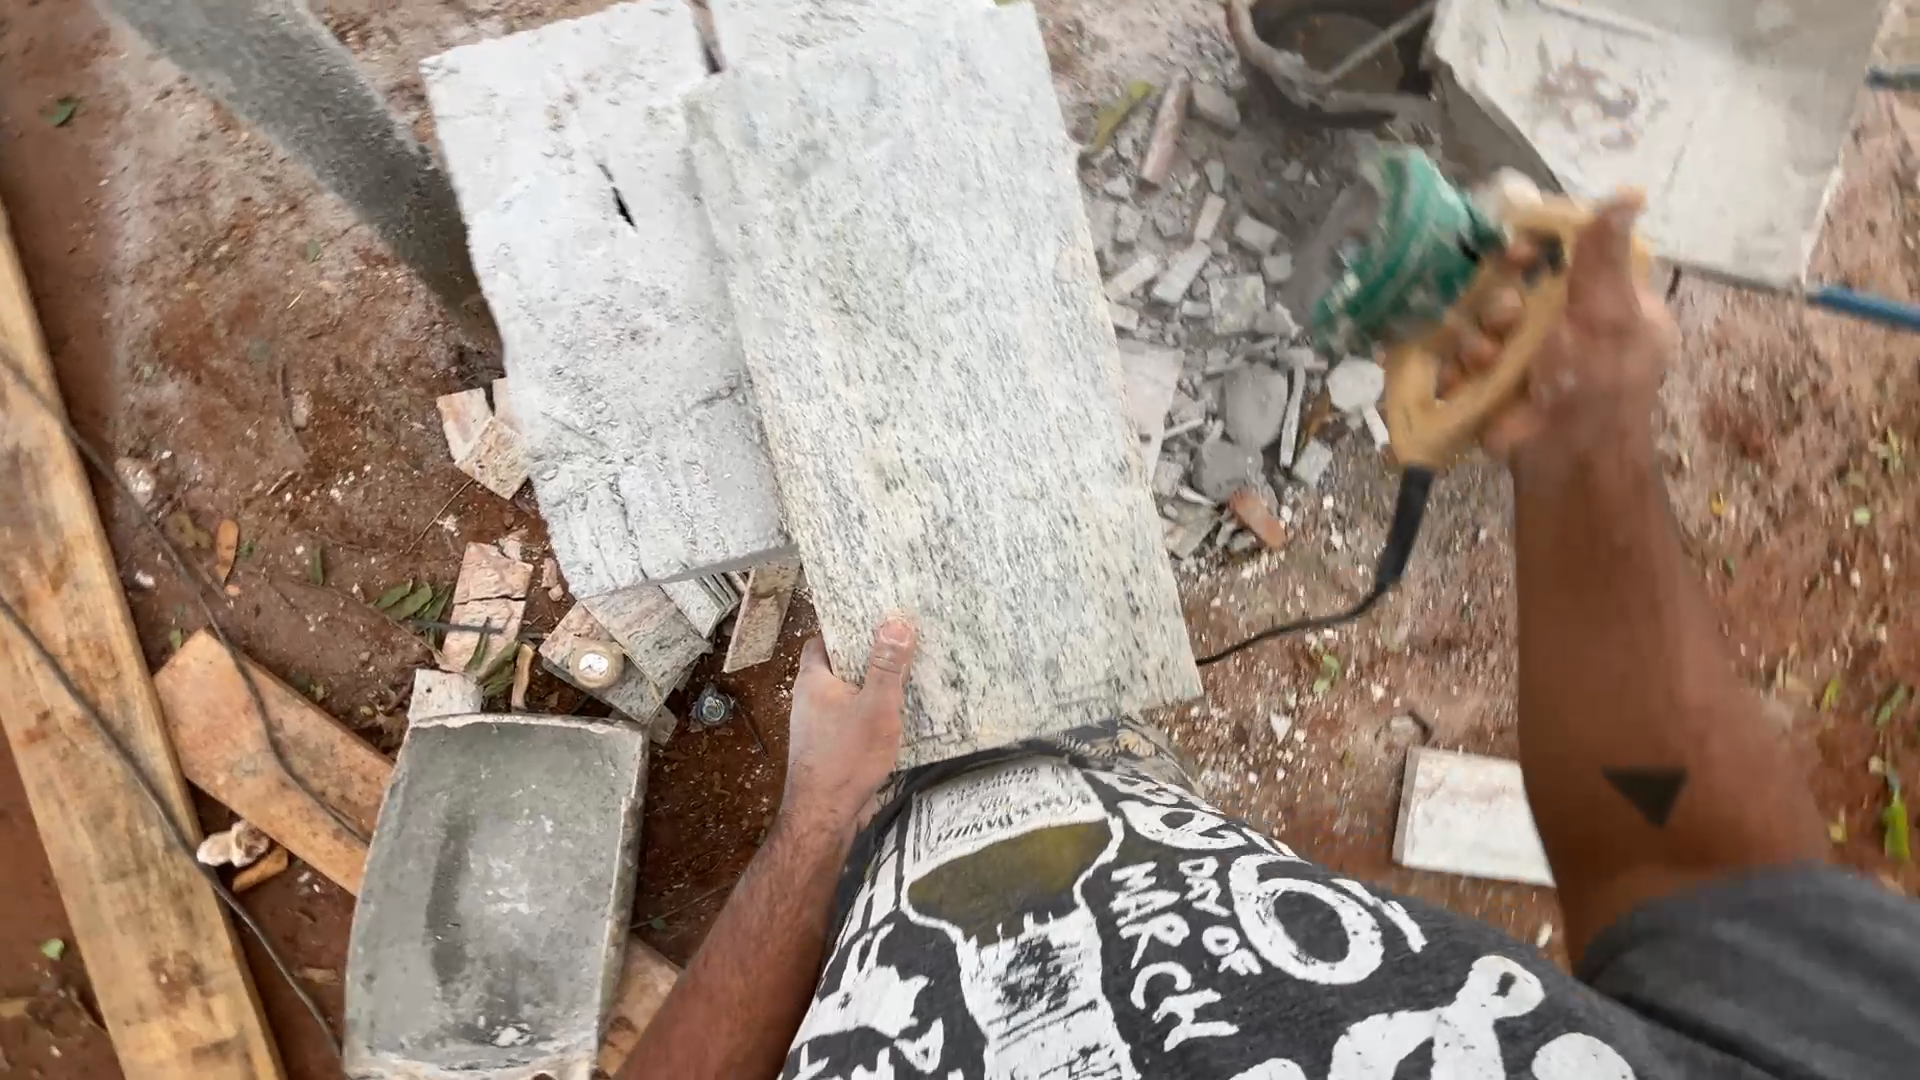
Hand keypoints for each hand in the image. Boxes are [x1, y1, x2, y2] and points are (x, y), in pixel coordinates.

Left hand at [780, 614, 917, 832]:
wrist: (825, 816)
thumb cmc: (847, 756)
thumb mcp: (876, 706)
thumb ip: (887, 665)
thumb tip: (897, 622)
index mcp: (813, 680)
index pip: (822, 641)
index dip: (845, 628)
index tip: (875, 620)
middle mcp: (810, 699)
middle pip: (838, 666)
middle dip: (867, 656)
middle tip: (900, 644)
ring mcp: (818, 725)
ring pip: (847, 694)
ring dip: (872, 687)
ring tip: (907, 674)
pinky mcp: (831, 747)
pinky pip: (852, 718)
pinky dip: (871, 712)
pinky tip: (898, 714)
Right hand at [1438, 193, 1677, 460]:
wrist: (1561, 453)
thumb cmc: (1596, 381)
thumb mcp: (1607, 313)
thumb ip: (1603, 258)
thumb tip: (1628, 193)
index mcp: (1597, 303)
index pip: (1560, 259)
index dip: (1534, 251)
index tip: (1517, 255)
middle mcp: (1554, 325)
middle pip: (1507, 291)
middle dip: (1498, 305)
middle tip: (1505, 321)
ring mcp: (1516, 357)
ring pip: (1476, 327)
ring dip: (1475, 341)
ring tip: (1486, 361)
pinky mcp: (1483, 384)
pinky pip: (1454, 362)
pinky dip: (1454, 369)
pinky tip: (1462, 379)